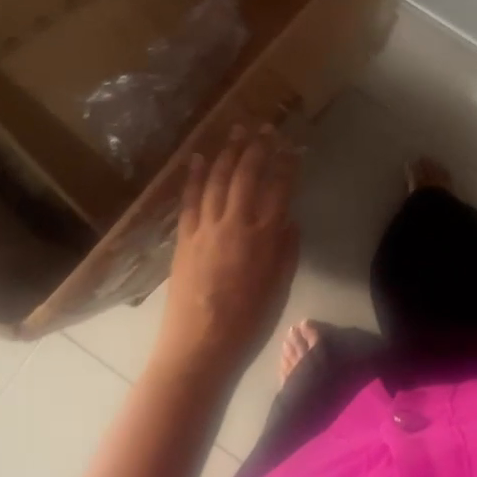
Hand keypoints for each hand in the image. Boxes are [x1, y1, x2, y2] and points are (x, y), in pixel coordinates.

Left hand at [156, 126, 300, 370]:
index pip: (280, 188)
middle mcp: (237, 223)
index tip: (291, 146)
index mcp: (265, 237)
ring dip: (229, 152)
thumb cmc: (248, 324)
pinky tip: (197, 157)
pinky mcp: (184, 238)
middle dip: (258, 147)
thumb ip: (287, 251)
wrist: (199, 349)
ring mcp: (207, 228)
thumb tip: (289, 220)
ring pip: (218, 179)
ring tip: (237, 130)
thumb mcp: (279, 288)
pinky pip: (190, 199)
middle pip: (248, 175)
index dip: (286, 163)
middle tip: (265, 127)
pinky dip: (194, 175)